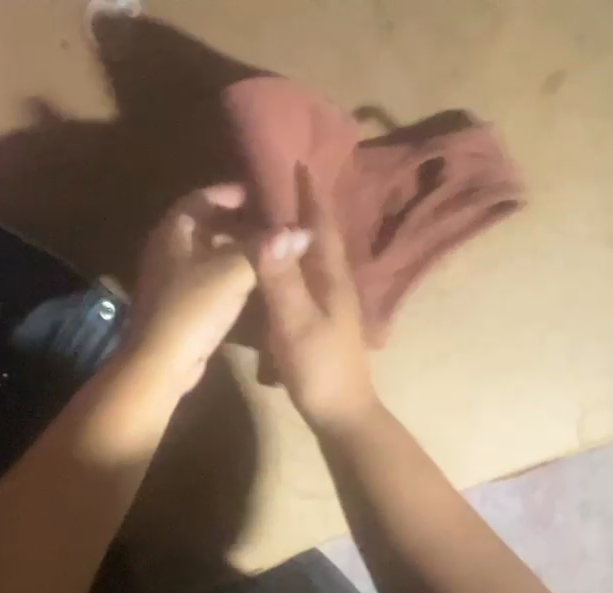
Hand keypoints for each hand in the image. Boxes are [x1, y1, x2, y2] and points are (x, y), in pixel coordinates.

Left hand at [118, 185, 258, 393]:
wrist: (160, 362)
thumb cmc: (193, 307)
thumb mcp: (233, 271)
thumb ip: (267, 247)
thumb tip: (303, 230)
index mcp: (174, 229)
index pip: (205, 196)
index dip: (235, 193)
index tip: (266, 195)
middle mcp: (167, 248)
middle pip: (207, 225)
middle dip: (240, 223)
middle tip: (276, 224)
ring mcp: (170, 279)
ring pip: (208, 254)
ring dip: (237, 251)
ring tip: (272, 251)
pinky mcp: (177, 305)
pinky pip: (207, 279)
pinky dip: (229, 275)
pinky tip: (254, 281)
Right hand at [254, 169, 378, 431]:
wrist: (342, 414)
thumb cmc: (320, 368)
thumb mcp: (295, 323)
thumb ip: (282, 278)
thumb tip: (270, 229)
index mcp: (331, 276)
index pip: (318, 223)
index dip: (307, 192)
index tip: (294, 158)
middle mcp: (334, 282)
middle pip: (317, 234)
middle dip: (301, 205)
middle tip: (276, 178)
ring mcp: (330, 303)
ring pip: (312, 256)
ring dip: (296, 233)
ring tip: (272, 213)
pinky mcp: (321, 321)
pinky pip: (305, 278)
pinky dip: (291, 262)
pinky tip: (277, 265)